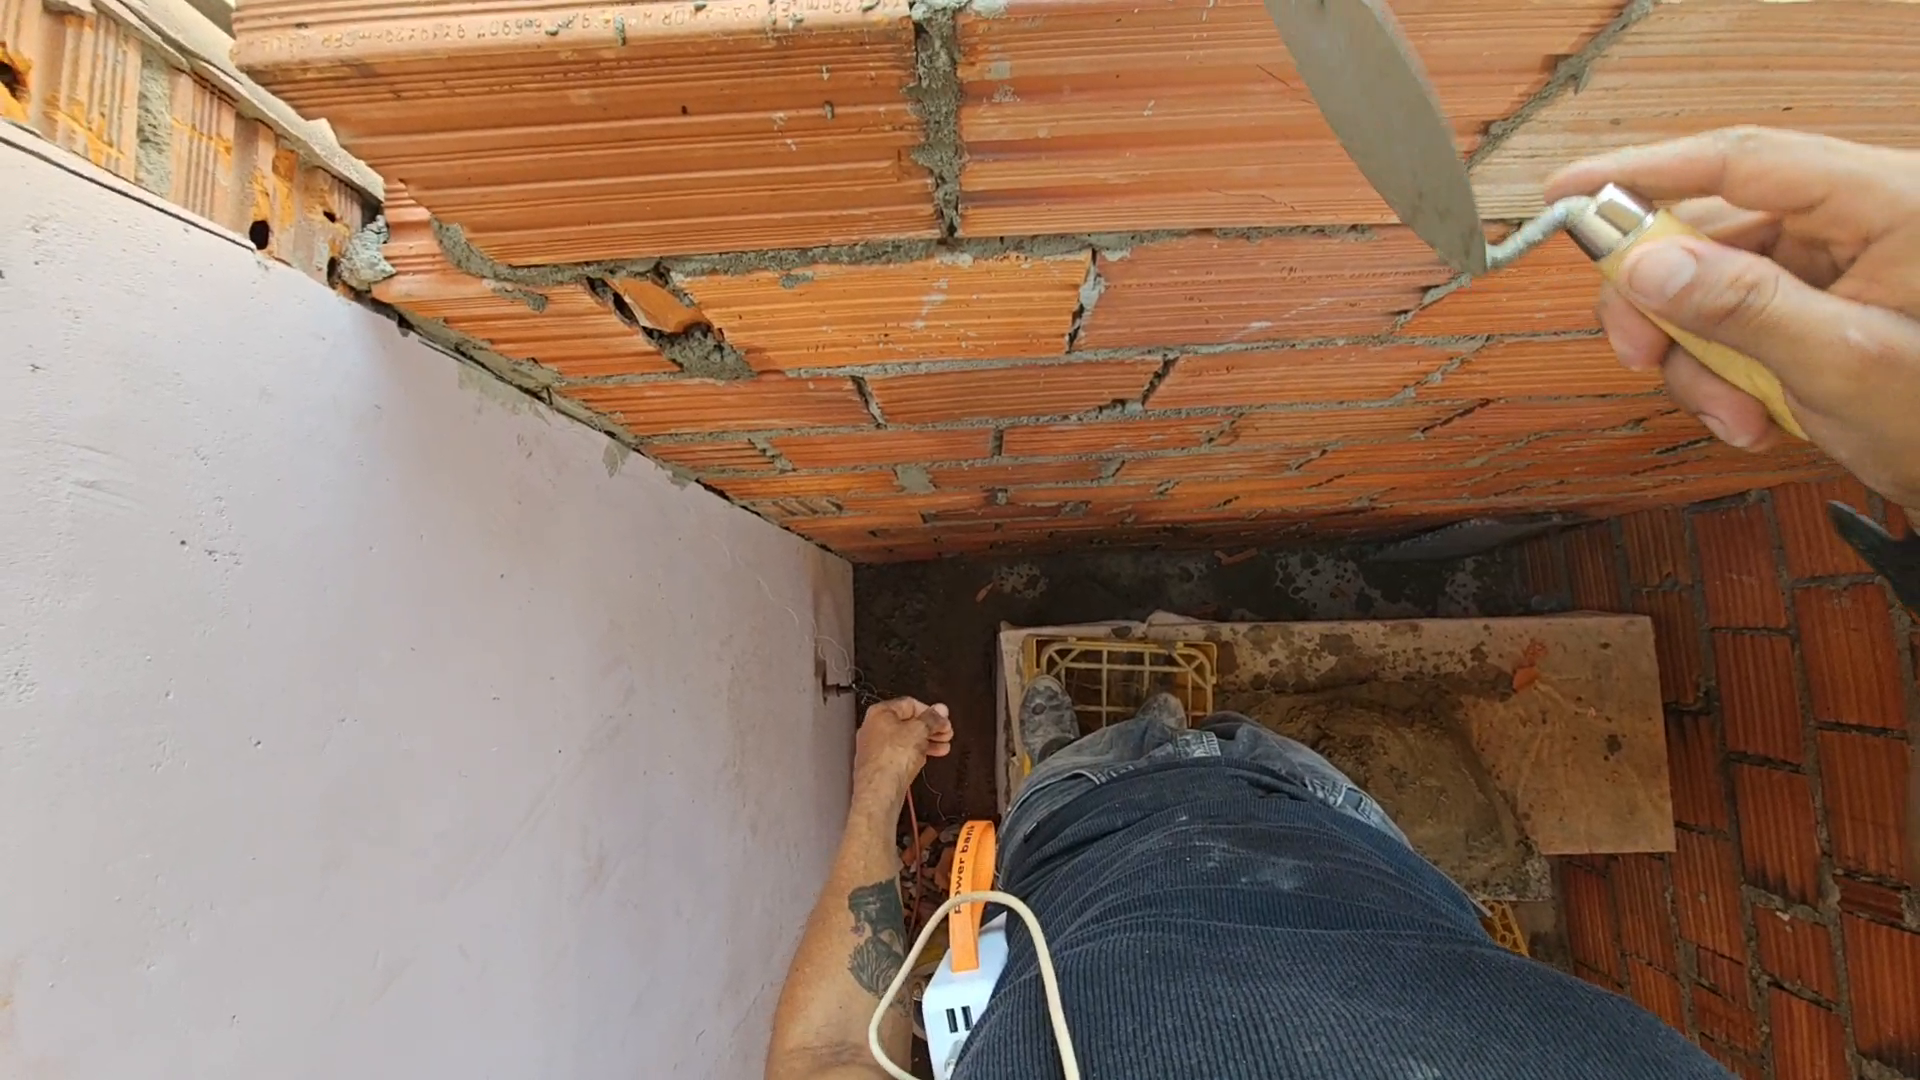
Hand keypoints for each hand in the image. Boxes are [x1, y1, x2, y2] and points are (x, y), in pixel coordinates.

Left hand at [852, 697, 951, 797]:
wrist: (879, 791)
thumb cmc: (890, 760)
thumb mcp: (920, 731)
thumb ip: (932, 718)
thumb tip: (940, 710)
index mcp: (880, 713)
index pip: (910, 704)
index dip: (930, 711)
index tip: (942, 719)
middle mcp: (873, 728)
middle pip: (907, 722)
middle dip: (930, 728)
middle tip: (944, 732)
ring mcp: (874, 748)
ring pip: (905, 740)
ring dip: (926, 741)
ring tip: (942, 747)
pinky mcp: (878, 766)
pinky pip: (899, 755)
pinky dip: (915, 754)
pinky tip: (926, 758)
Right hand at [1546, 127, 1919, 517]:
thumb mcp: (1842, 362)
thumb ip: (1742, 306)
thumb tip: (1644, 264)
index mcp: (1892, 203)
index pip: (1742, 163)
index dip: (1641, 172)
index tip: (1564, 191)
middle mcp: (1853, 221)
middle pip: (1699, 235)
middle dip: (1656, 307)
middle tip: (1639, 358)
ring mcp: (1827, 262)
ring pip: (1694, 289)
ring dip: (1688, 358)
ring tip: (1731, 410)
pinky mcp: (1804, 298)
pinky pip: (1715, 322)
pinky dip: (1711, 373)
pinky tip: (1747, 409)